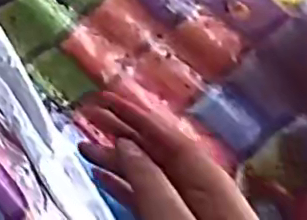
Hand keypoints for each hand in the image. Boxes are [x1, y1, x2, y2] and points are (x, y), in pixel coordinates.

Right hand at [78, 92, 253, 219]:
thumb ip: (151, 183)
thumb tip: (127, 144)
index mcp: (222, 202)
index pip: (181, 148)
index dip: (142, 119)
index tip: (102, 98)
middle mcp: (216, 210)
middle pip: (170, 162)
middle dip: (127, 136)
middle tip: (86, 115)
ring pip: (161, 182)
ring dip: (122, 161)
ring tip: (84, 148)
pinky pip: (158, 204)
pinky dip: (130, 186)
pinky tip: (104, 178)